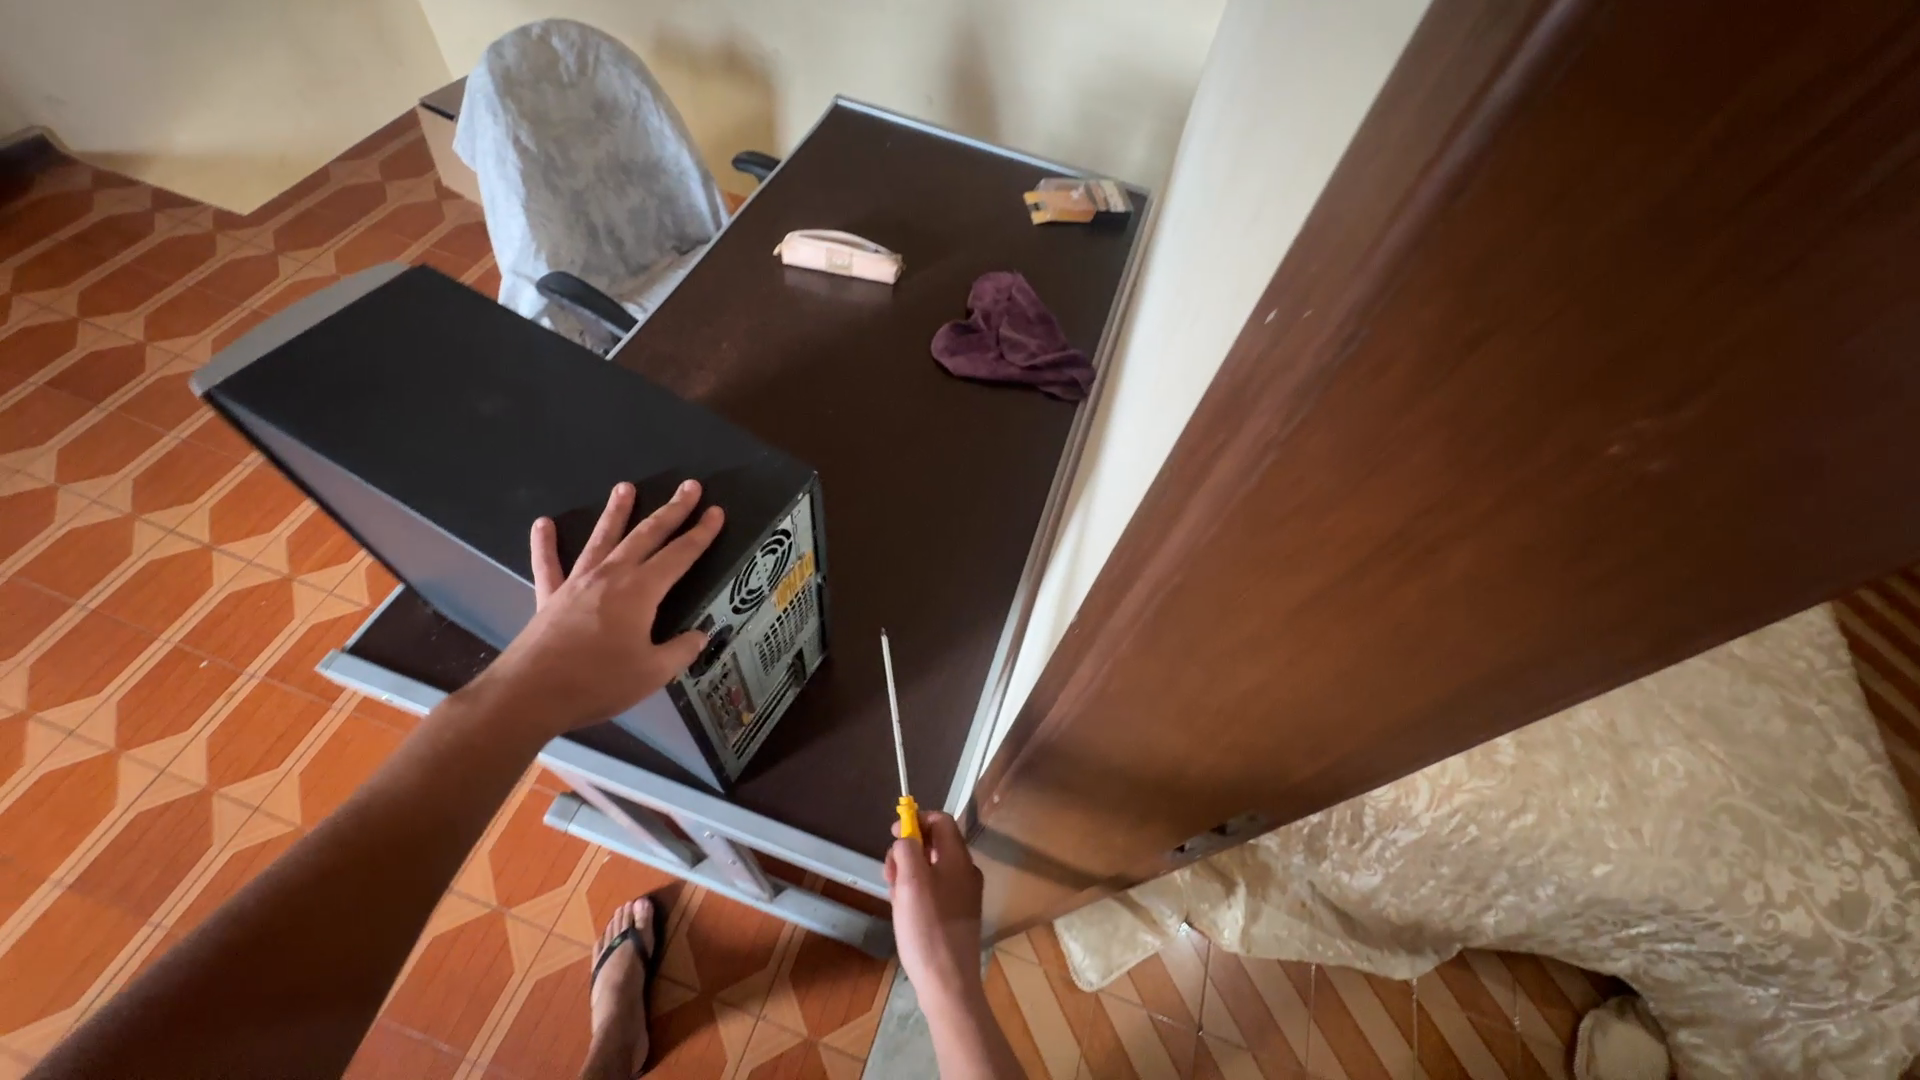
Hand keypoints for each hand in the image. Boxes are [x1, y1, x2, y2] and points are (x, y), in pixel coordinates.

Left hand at [474, 480, 723, 738]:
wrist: (531, 694)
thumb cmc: (598, 682)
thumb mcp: (653, 673)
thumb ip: (680, 651)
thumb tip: (698, 637)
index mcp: (641, 591)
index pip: (679, 555)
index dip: (701, 533)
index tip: (716, 512)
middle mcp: (611, 576)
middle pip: (646, 535)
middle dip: (671, 510)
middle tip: (689, 486)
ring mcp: (577, 583)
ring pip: (601, 538)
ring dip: (616, 512)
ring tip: (625, 487)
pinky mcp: (549, 597)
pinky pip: (547, 564)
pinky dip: (545, 543)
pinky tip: (542, 524)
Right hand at [885, 811, 985, 1007]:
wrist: (948, 983)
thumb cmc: (927, 928)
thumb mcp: (910, 881)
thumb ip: (908, 849)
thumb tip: (907, 835)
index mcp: (959, 858)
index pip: (941, 820)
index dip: (916, 820)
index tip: (893, 834)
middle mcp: (966, 872)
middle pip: (935, 844)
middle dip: (908, 852)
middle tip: (889, 874)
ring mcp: (964, 895)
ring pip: (932, 869)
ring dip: (909, 874)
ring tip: (895, 897)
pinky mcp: (959, 915)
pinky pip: (935, 890)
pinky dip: (917, 892)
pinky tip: (905, 912)